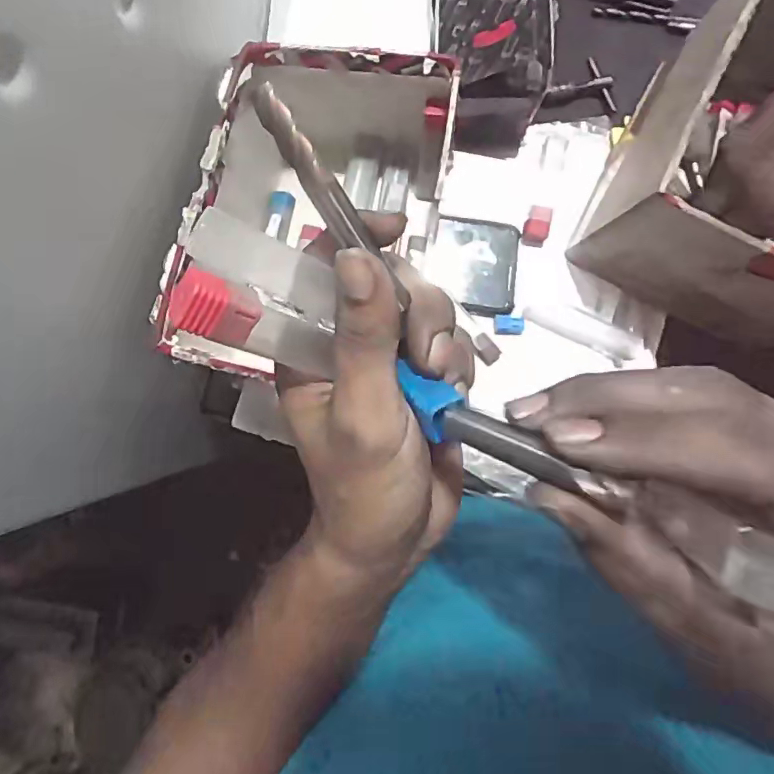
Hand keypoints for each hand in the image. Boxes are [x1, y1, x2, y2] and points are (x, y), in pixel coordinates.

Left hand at [278, 217, 474, 582]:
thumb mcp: (363, 411)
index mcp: (313, 345)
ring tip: (437, 393)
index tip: (397, 231)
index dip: (358, 238)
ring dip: (444, 346)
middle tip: (423, 361)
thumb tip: (354, 255)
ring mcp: (392, 358)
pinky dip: (460, 365)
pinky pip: (453, 342)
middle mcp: (350, 342)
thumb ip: (363, 336)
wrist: (398, 542)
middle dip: (421, 312)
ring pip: (431, 310)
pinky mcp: (426, 376)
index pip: (325, 266)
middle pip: (394, 281)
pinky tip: (452, 400)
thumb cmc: (363, 486)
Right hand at [506, 368, 773, 765]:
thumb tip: (552, 494)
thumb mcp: (727, 660)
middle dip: (619, 402)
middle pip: (733, 402)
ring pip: (720, 390)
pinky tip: (596, 415)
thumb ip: (640, 571)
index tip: (562, 443)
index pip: (758, 458)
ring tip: (547, 410)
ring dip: (623, 393)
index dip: (654, 440)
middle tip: (531, 416)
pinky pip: (720, 405)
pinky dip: (646, 404)